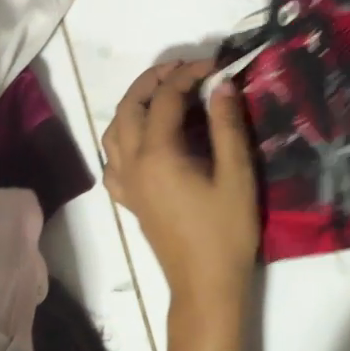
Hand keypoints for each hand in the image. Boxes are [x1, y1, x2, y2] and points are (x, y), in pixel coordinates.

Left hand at [102, 60, 259, 315]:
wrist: (205, 286)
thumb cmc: (226, 231)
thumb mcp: (236, 175)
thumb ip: (226, 125)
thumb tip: (220, 83)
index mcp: (158, 155)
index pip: (165, 98)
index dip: (188, 74)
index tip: (215, 64)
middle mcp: (132, 164)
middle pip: (130, 107)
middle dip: (153, 80)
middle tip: (184, 68)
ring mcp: (126, 183)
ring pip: (115, 130)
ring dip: (134, 103)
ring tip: (163, 92)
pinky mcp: (129, 199)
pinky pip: (113, 159)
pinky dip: (124, 136)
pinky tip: (143, 138)